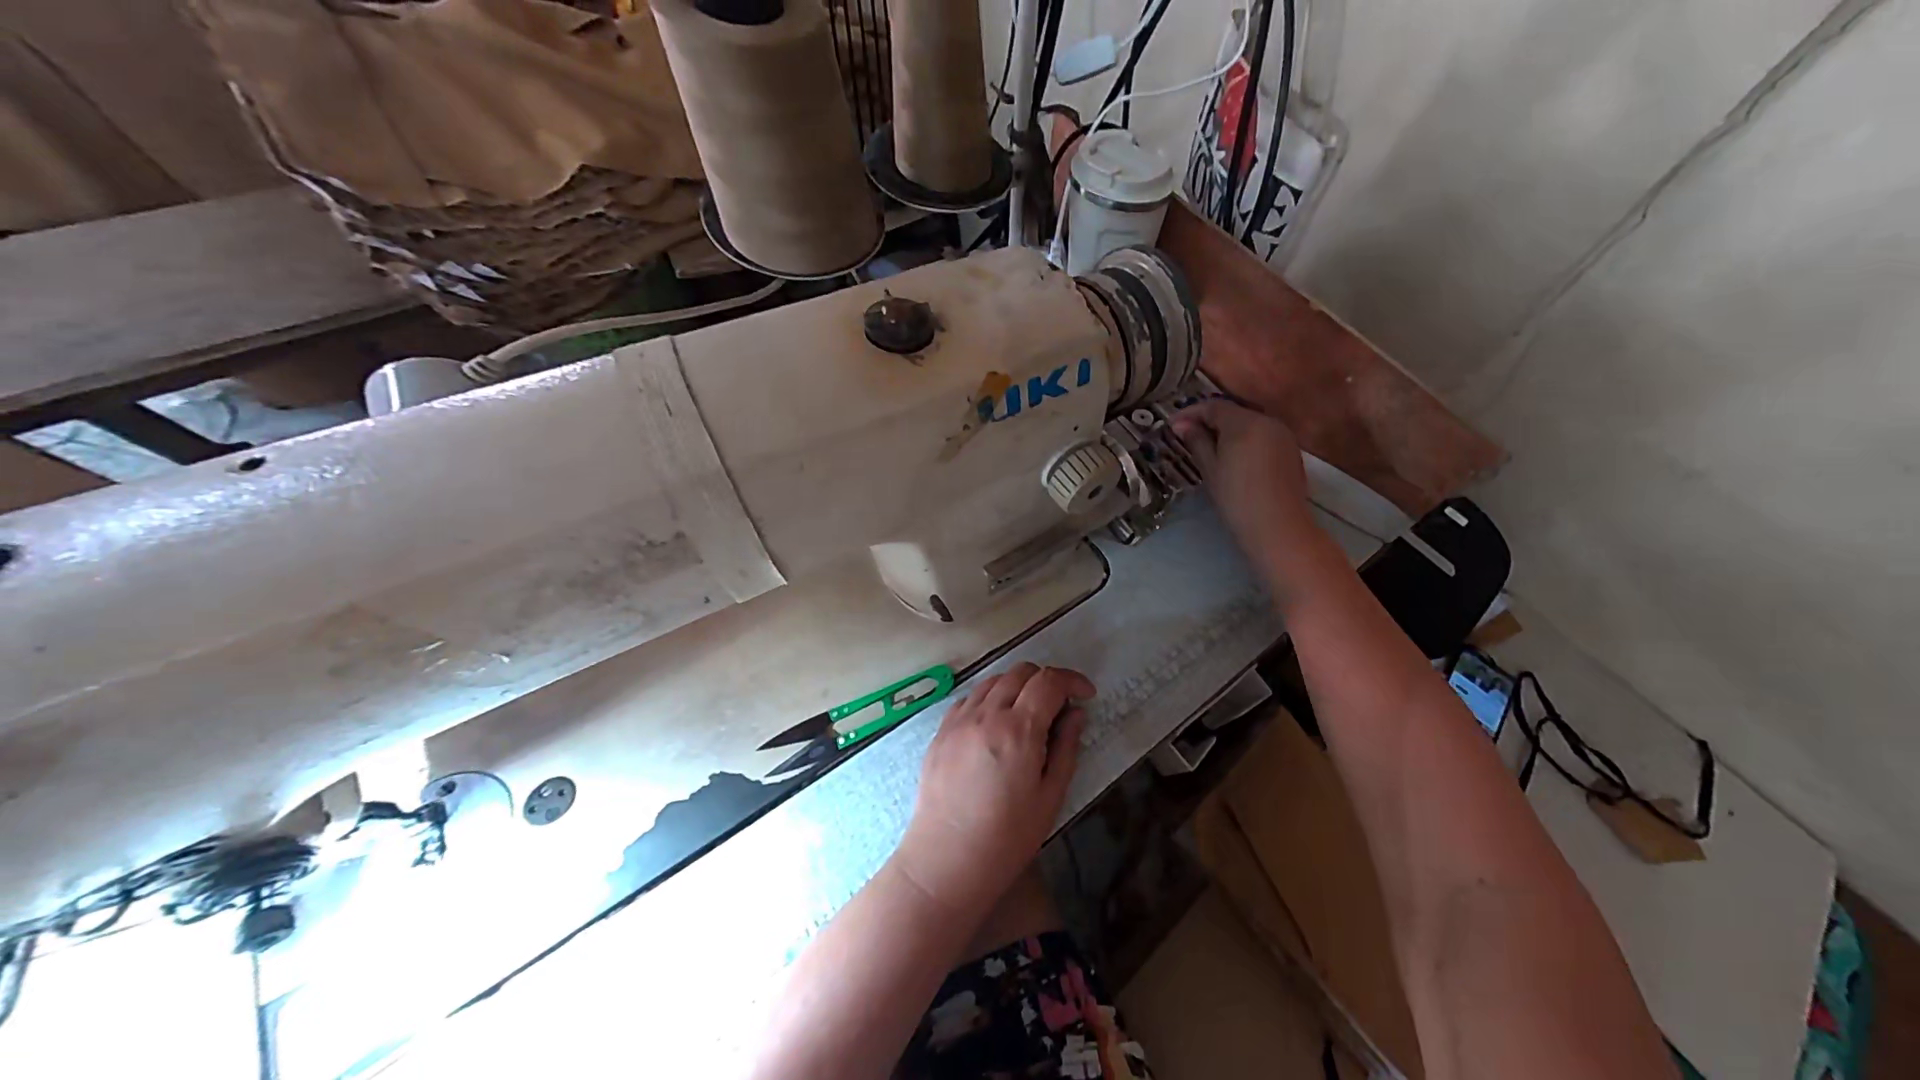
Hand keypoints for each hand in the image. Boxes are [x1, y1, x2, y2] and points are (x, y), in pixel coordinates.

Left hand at [892, 663, 1091, 917]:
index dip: (1073, 680)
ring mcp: (958, 720)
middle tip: (1059, 707)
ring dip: (1017, 686)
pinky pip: (969, 698)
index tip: (1086, 695)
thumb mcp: (1049, 797)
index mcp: (1018, 729)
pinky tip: (996, 725)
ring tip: (1028, 715)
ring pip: (993, 681)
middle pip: (1020, 672)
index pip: (1049, 681)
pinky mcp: (940, 731)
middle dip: (1046, 681)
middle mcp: (985, 714)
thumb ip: (1065, 748)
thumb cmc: (1006, 839)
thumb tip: (1076, 714)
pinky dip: (989, 699)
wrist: (946, 861)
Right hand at [1172, 398, 1317, 553]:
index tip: (1172, 426)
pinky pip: (1262, 437)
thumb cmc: (1236, 498)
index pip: (1213, 406)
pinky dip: (1245, 441)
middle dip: (1209, 421)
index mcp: (1245, 422)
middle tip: (1187, 436)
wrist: (1276, 527)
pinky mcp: (1291, 451)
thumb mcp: (1210, 469)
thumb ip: (1197, 441)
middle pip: (1234, 413)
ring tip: (1209, 448)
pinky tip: (1234, 458)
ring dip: (1228, 431)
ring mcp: (1283, 435)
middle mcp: (1268, 421)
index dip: (1190, 413)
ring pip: (1249, 424)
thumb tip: (1183, 425)